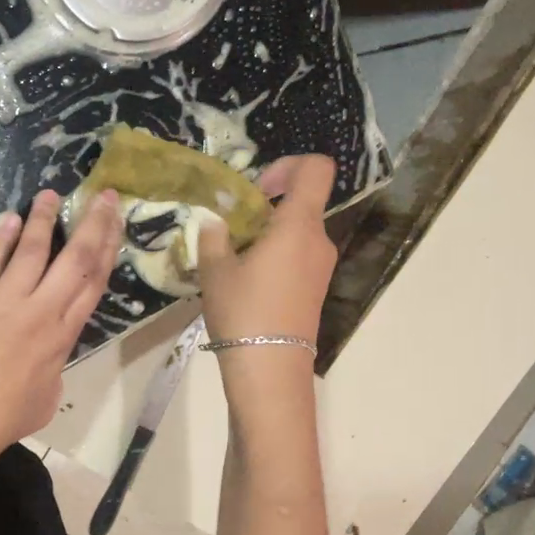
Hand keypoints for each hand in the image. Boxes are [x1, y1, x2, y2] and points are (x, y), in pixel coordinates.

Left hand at [0, 187, 122, 479]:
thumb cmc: (7, 417)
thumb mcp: (49, 394)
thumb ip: (55, 364)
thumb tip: (50, 354)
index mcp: (63, 336)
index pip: (94, 281)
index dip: (108, 248)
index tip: (116, 222)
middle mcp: (41, 311)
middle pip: (75, 258)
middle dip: (91, 223)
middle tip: (102, 195)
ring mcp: (5, 301)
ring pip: (31, 250)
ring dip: (42, 219)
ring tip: (49, 194)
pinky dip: (0, 238)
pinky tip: (8, 218)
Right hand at [196, 154, 337, 350]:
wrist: (270, 368)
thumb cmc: (243, 311)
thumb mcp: (215, 271)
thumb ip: (214, 236)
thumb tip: (214, 221)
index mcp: (298, 225)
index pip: (315, 169)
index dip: (287, 166)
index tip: (255, 190)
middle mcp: (318, 240)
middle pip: (299, 204)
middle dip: (263, 210)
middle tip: (229, 233)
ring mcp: (321, 267)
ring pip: (295, 233)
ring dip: (265, 237)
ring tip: (231, 263)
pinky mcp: (314, 289)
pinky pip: (296, 257)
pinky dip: (272, 259)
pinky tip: (244, 284)